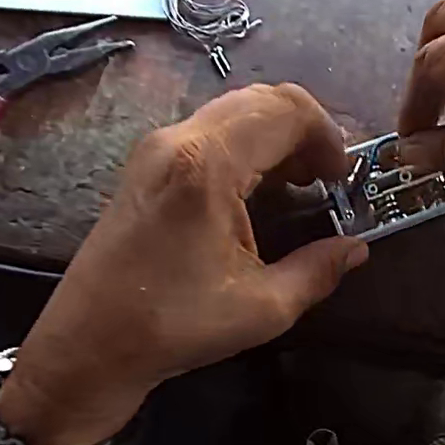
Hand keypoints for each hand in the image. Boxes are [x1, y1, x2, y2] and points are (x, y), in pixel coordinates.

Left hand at [0, 84, 367, 444]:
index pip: (286, 110)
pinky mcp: (149, 162)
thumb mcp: (265, 307)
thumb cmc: (174, 325)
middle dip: (309, 131)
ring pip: (238, 109)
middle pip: (263, 99)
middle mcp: (178, 140)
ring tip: (302, 182)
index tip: (344, 177)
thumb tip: (357, 248)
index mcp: (206, 166)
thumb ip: (320, 270)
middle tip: (327, 178)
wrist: (87, 345)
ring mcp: (158, 148)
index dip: (329, 136)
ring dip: (281, 136)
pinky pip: (215, 129)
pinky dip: (253, 144)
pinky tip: (264, 187)